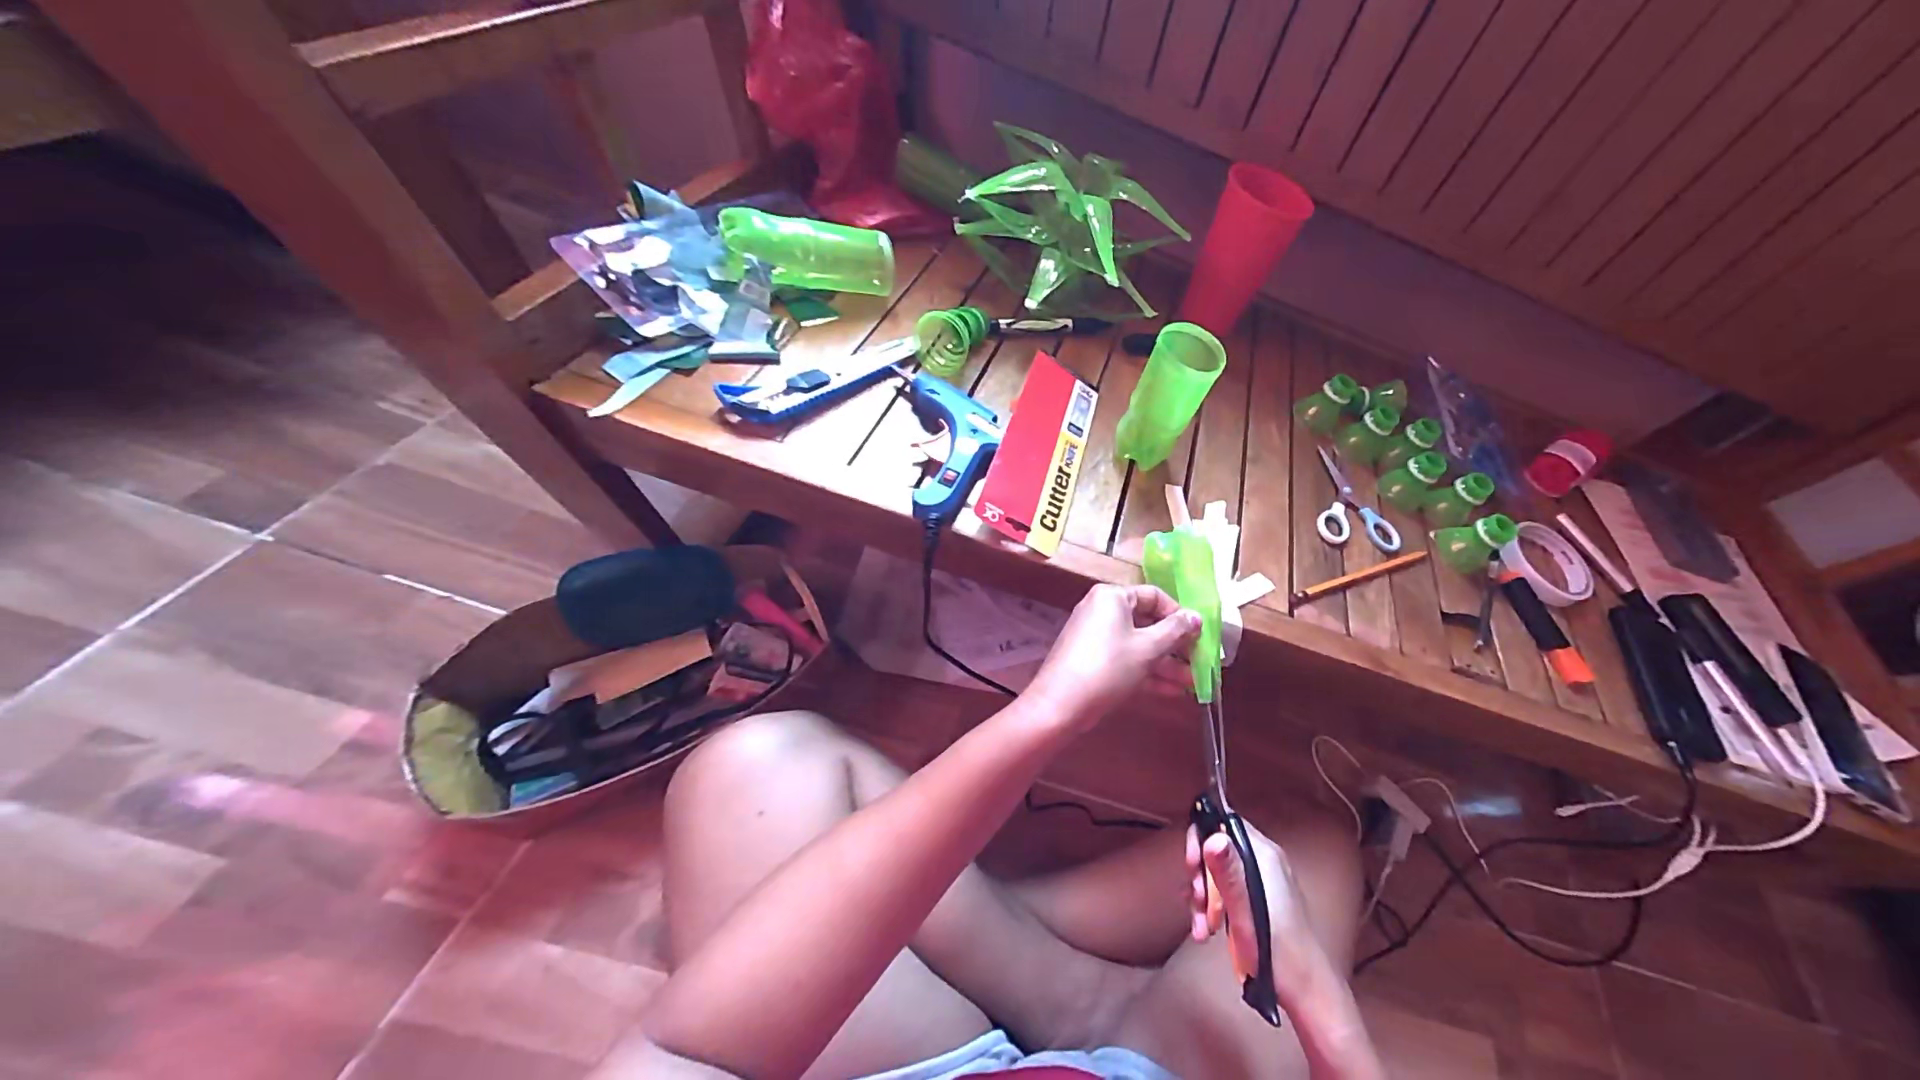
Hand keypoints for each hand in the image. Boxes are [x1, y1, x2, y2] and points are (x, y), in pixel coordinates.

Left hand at [1026, 584, 1199, 729]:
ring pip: (1139, 645)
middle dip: (1176, 645)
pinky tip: (1174, 691)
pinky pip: (1126, 660)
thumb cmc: (1109, 666)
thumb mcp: (1148, 647)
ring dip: (1167, 664)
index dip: (1179, 614)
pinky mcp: (1094, 661)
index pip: (1154, 596)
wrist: (1061, 704)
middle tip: (1201, 662)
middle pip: (1147, 623)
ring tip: (1193, 683)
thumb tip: (1196, 616)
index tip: (1200, 635)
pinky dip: (1148, 673)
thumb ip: (1176, 630)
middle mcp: (1102, 611)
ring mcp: (1096, 637)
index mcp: (1112, 597)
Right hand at [1186, 821, 1331, 1012]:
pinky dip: (1211, 906)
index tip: (1191, 865)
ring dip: (1202, 895)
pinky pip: (1225, 891)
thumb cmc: (1277, 955)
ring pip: (1216, 871)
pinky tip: (1206, 930)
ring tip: (1202, 924)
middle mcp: (1264, 862)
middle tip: (1197, 900)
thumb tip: (1212, 836)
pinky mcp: (1258, 901)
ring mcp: (1261, 882)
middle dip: (1199, 872)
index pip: (1223, 821)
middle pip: (1216, 847)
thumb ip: (1228, 873)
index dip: (1200, 836)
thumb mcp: (1245, 913)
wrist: (1308, 996)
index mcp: (1263, 856)